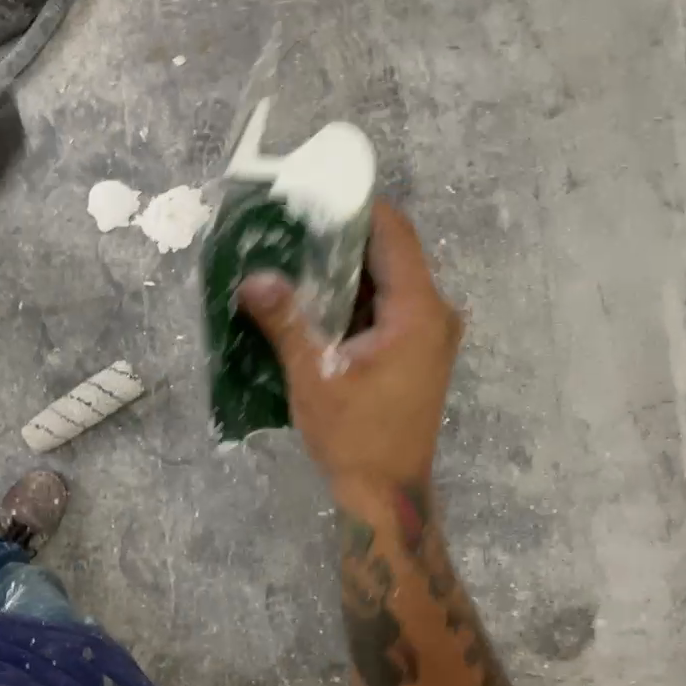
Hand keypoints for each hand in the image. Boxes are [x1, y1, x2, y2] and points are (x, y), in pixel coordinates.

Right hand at [237, 201, 461, 493]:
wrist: (385, 490)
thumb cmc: (355, 434)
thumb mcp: (314, 377)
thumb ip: (286, 322)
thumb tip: (253, 278)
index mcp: (418, 311)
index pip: (393, 236)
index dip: (356, 210)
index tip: (312, 195)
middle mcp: (432, 313)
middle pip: (388, 255)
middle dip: (337, 238)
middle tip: (287, 227)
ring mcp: (424, 333)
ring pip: (382, 282)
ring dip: (338, 270)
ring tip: (287, 257)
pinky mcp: (411, 351)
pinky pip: (380, 307)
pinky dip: (346, 297)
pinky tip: (306, 299)